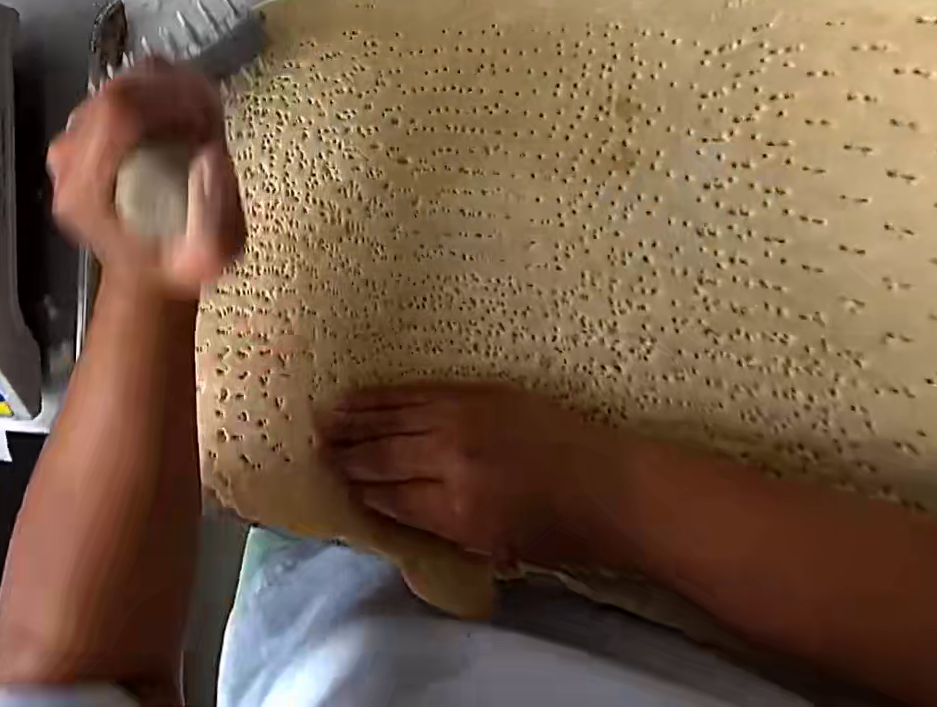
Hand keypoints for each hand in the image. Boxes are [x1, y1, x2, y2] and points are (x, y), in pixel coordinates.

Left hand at [47, 60, 244, 298]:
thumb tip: (208, 156)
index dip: (170, 102)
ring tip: (194, 125)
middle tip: (206, 120)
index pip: (118, 116)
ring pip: (117, 87)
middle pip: (116, 94)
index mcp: (84, 192)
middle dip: (172, 94)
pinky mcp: (80, 134)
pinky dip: (154, 94)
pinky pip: (117, 93)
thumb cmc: (173, 263)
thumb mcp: (209, 257)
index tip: (205, 120)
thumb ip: (215, 215)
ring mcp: (69, 146)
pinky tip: (178, 121)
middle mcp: (67, 164)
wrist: (145, 269)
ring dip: (164, 93)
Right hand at [324, 382, 640, 571]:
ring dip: (348, 421)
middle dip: (342, 453)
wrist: (622, 487)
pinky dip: (374, 397)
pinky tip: (352, 398)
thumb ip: (436, 522)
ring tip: (320, 420)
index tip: (332, 481)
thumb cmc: (563, 530)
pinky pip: (406, 392)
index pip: (387, 496)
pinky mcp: (465, 392)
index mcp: (459, 510)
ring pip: (385, 418)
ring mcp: (456, 420)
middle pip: (378, 455)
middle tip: (314, 449)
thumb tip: (384, 502)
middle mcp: (449, 461)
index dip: (356, 488)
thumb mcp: (498, 545)